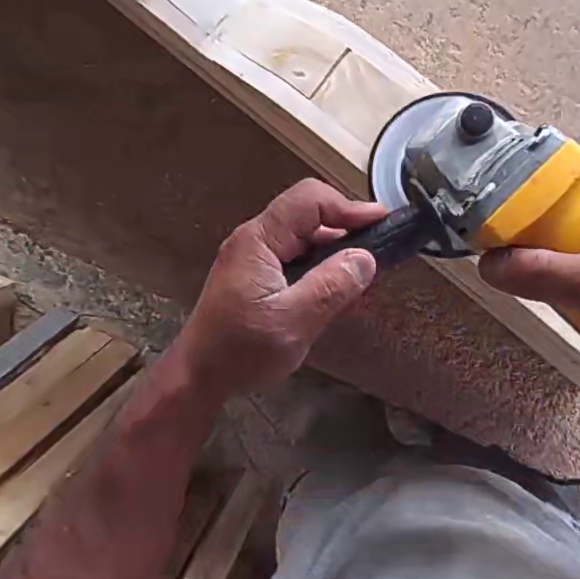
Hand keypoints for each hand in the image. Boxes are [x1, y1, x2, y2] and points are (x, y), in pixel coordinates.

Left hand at [170, 179, 387, 399]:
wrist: (197, 378)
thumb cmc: (237, 353)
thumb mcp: (293, 322)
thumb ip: (331, 287)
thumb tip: (365, 260)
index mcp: (257, 241)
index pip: (309, 200)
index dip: (348, 207)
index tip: (382, 223)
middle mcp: (252, 242)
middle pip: (306, 216)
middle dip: (344, 231)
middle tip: (375, 255)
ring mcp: (251, 260)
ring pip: (302, 240)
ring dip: (332, 253)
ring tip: (357, 278)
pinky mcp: (253, 278)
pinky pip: (292, 260)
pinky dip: (317, 269)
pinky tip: (332, 293)